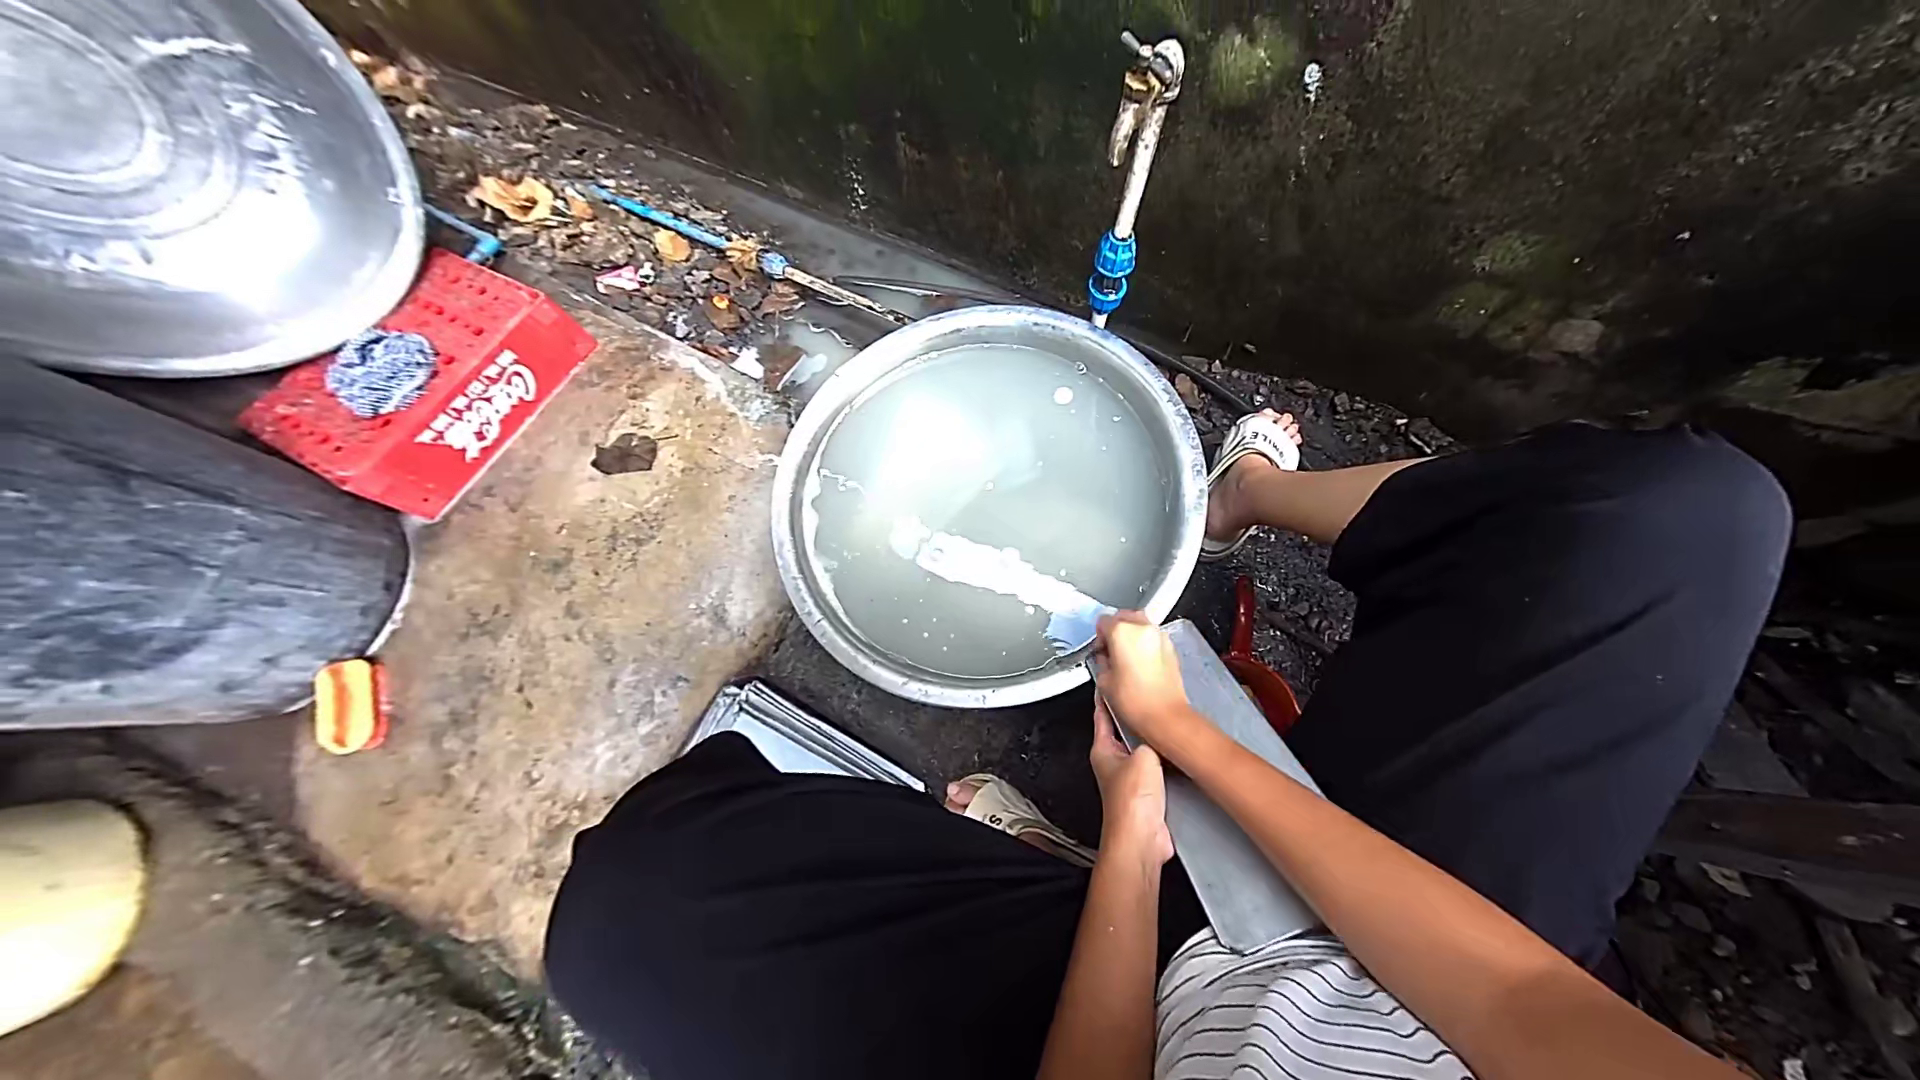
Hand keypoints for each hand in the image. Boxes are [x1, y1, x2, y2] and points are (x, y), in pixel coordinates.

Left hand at [1089, 696, 1172, 864]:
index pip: (1102, 714)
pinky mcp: (1145, 793)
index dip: (1105, 697)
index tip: (1108, 683)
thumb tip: (1158, 733)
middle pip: (1123, 731)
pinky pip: (1155, 769)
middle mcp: (1112, 762)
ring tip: (1165, 728)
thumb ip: (1150, 739)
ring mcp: (1127, 778)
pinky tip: (1175, 758)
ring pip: (1141, 750)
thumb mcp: (1143, 756)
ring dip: (1153, 742)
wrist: (1141, 838)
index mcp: (1102, 749)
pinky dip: (1164, 763)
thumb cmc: (1131, 803)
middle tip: (1146, 701)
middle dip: (1135, 718)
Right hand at [1091, 612, 1192, 743]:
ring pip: (1140, 624)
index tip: (1100, 649)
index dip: (1098, 636)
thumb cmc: (1137, 701)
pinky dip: (1144, 644)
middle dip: (1115, 630)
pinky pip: (1152, 637)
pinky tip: (1140, 664)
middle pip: (1123, 616)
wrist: (1165, 717)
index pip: (1103, 621)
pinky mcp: (1170, 648)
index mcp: (1122, 632)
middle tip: (1111, 650)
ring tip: (1126, 658)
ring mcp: (1159, 637)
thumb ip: (1101, 660)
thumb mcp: (1103, 680)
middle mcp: (1143, 629)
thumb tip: (1105, 657)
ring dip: (1131, 635)